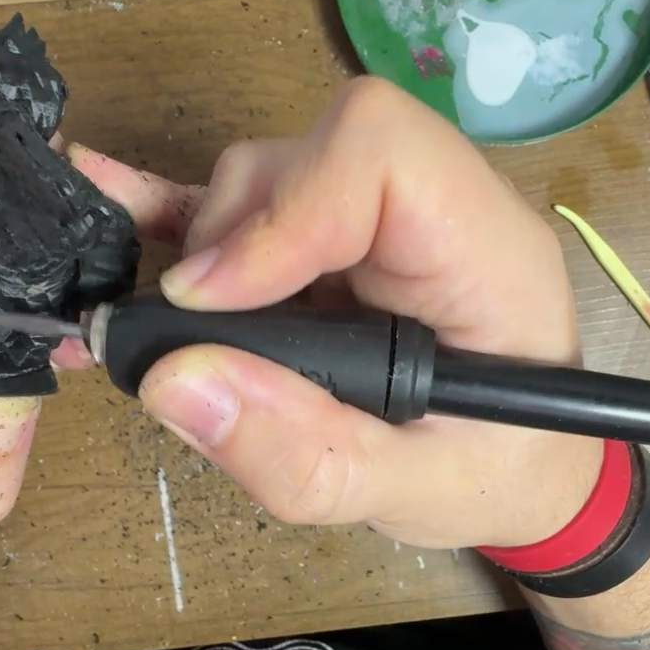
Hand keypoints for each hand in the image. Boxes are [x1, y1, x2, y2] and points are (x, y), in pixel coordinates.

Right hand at [70, 78, 602, 549]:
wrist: (525, 468)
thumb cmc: (497, 478)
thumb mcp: (412, 494)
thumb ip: (308, 456)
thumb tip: (175, 382)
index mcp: (487, 253)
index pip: (381, 155)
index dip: (283, 212)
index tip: (211, 300)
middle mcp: (437, 211)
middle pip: (308, 155)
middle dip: (230, 238)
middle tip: (197, 334)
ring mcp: (383, 220)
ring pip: (269, 177)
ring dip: (209, 249)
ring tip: (196, 334)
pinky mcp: (340, 243)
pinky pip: (258, 207)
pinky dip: (187, 219)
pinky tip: (124, 212)